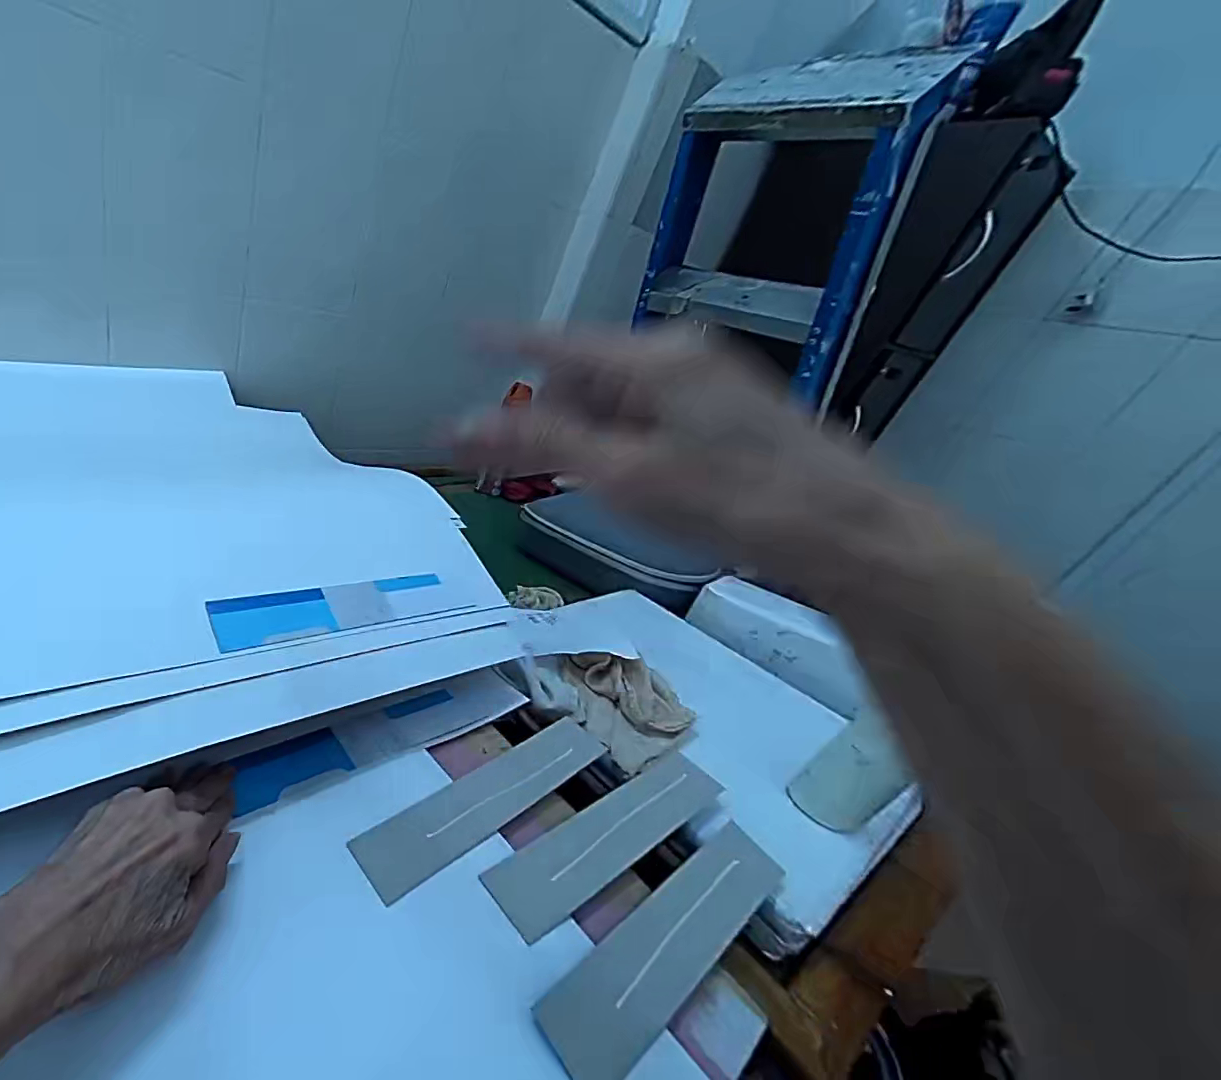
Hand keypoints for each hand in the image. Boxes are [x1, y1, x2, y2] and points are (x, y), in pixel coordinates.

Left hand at [0, 769, 239, 1013]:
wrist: (45, 933)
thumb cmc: (105, 940)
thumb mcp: (179, 927)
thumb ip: (212, 878)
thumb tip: (225, 848)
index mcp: (189, 839)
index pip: (220, 812)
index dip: (228, 806)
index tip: (230, 803)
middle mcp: (163, 811)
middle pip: (199, 789)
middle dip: (213, 785)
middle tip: (223, 776)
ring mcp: (132, 804)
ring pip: (170, 787)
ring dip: (184, 783)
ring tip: (195, 780)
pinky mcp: (105, 806)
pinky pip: (140, 793)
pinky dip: (152, 794)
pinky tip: (156, 797)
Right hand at [454, 325, 936, 594]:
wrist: (844, 532)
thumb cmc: (727, 499)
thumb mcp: (619, 473)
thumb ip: (536, 444)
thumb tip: (458, 427)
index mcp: (652, 359)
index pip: (557, 343)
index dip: (506, 342)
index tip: (465, 335)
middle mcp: (675, 357)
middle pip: (580, 376)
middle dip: (546, 416)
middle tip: (528, 467)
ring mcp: (700, 382)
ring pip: (608, 399)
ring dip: (578, 435)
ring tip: (581, 481)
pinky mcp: (715, 410)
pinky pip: (638, 415)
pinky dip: (611, 441)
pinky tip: (619, 477)